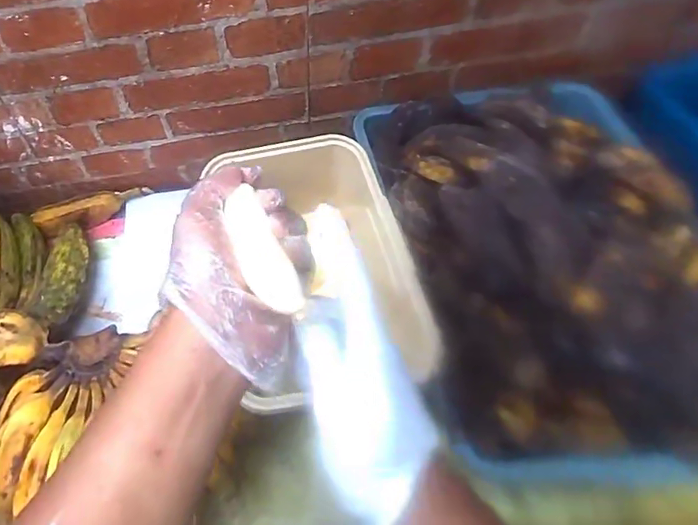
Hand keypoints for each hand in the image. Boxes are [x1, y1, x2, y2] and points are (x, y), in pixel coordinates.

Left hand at [158, 166, 297, 390]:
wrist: (216, 322)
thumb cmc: (200, 267)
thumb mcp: (194, 216)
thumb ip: (217, 185)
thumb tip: (249, 172)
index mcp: (228, 226)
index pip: (255, 196)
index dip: (258, 190)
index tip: (256, 194)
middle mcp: (252, 243)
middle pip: (280, 209)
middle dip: (276, 208)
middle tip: (266, 223)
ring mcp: (274, 265)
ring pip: (297, 231)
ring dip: (287, 232)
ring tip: (273, 247)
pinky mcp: (292, 286)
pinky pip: (307, 259)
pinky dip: (297, 258)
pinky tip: (284, 266)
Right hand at [297, 207, 440, 524]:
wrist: (406, 486)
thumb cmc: (371, 442)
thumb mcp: (338, 401)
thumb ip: (321, 354)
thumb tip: (306, 310)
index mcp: (368, 336)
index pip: (354, 278)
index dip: (340, 243)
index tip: (328, 211)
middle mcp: (370, 336)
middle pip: (348, 285)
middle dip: (327, 254)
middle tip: (298, 228)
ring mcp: (368, 355)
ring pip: (341, 308)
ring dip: (321, 283)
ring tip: (290, 263)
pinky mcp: (363, 372)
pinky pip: (338, 331)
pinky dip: (318, 314)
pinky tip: (299, 316)